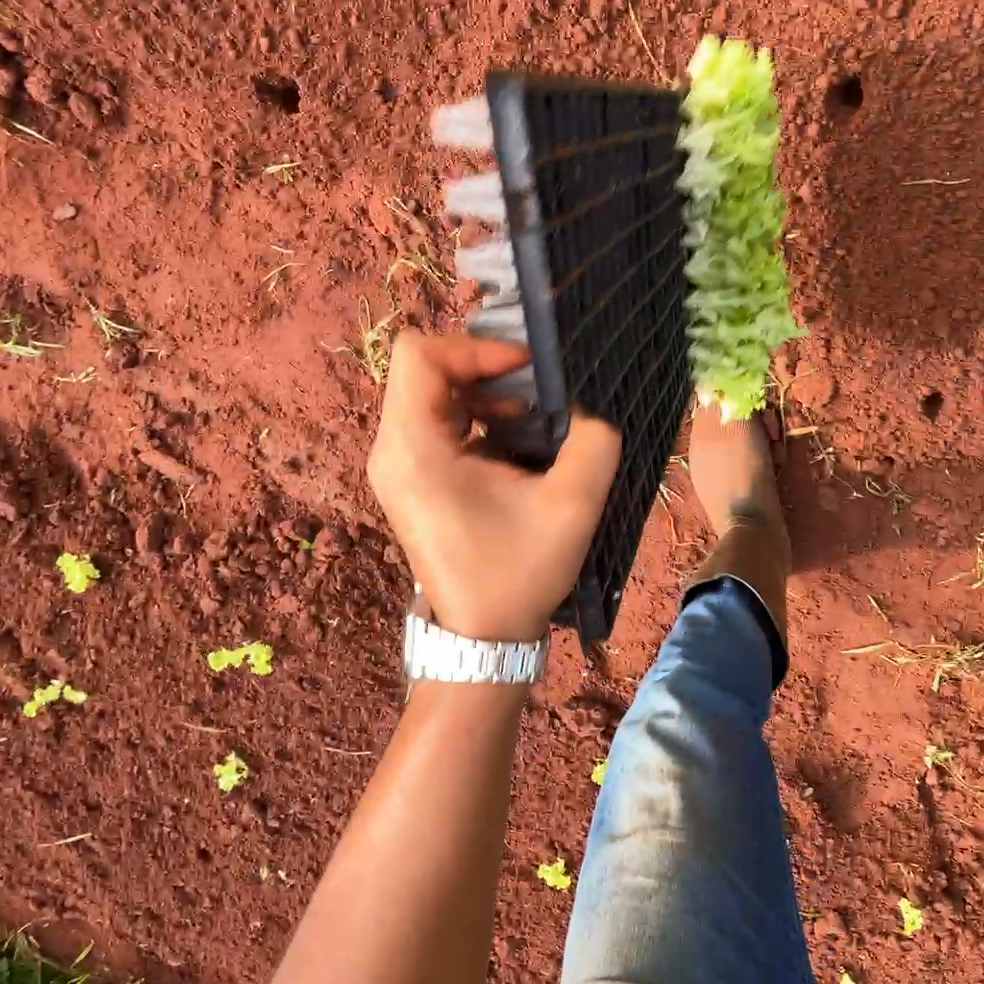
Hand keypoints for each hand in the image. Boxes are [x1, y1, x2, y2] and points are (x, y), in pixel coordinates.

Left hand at [366, 329, 620, 640]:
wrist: (483, 636)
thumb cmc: (520, 572)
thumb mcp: (572, 505)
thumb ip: (593, 441)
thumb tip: (589, 408)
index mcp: (415, 449)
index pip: (418, 353)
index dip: (475, 347)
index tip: (523, 371)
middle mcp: (391, 451)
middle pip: (423, 370)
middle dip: (483, 371)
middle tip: (534, 396)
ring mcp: (395, 468)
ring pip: (429, 396)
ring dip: (482, 396)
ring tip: (527, 423)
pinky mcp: (409, 482)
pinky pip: (433, 425)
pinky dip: (474, 421)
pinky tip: (511, 449)